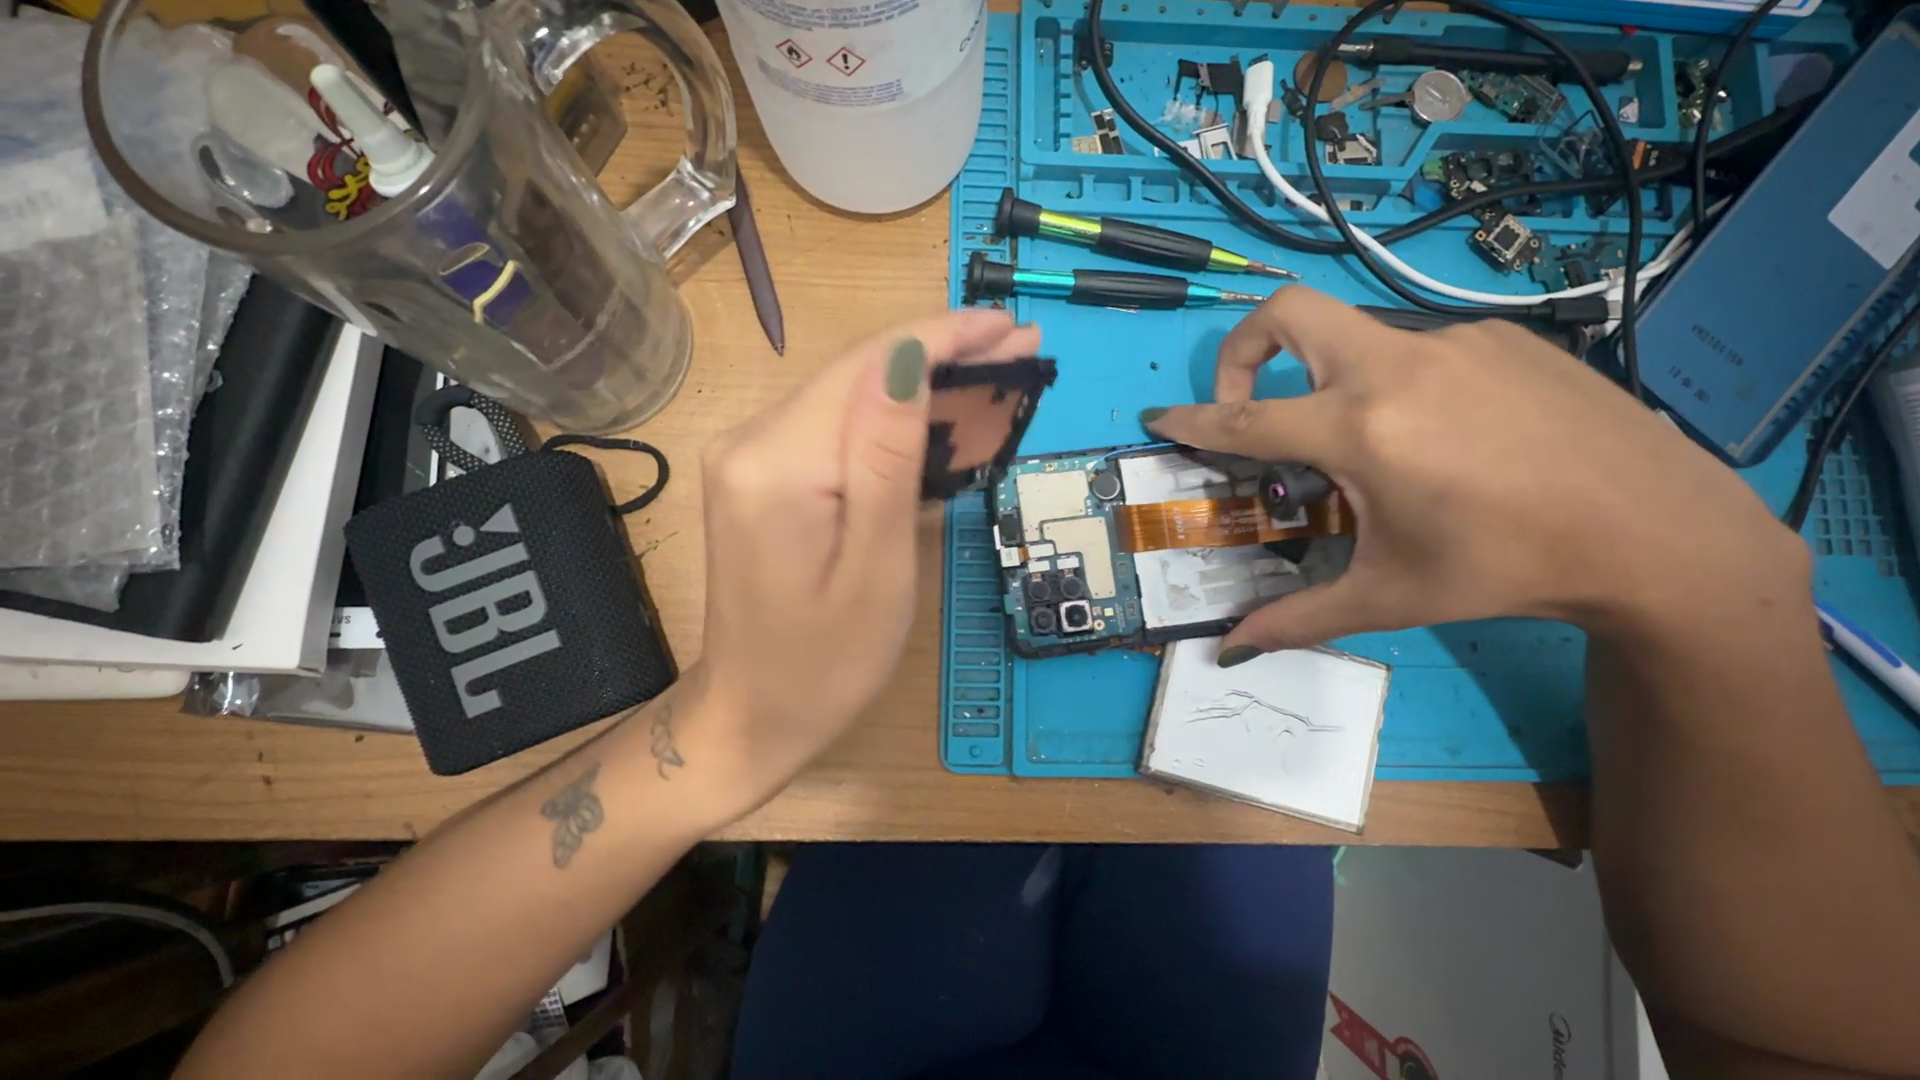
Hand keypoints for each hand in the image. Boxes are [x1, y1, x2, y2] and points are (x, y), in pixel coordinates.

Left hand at [680, 311, 1042, 809]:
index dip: (944, 336)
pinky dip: (891, 419)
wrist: (754, 713)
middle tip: (1021, 349)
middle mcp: (750, 440)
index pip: (870, 368)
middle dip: (942, 353)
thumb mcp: (878, 569)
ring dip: (922, 382)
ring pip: (850, 393)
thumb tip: (911, 355)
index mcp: (777, 464)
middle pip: (858, 372)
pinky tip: (939, 417)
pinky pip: (834, 426)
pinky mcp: (759, 472)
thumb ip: (889, 458)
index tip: (1013, 328)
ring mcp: (748, 454)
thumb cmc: (829, 663)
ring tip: (995, 377)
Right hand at [1143, 288, 1803, 656]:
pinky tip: (1445, 437)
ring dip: (1331, 379)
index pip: (1246, 415)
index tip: (1161, 417)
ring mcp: (1454, 342)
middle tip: (1245, 397)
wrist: (1656, 531)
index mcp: (1361, 429)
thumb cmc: (1507, 569)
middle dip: (1243, 345)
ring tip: (1371, 447)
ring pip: (1357, 337)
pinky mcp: (1502, 336)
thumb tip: (1228, 650)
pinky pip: (1419, 349)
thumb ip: (1298, 617)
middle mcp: (1396, 366)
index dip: (1193, 418)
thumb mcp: (1390, 597)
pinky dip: (1397, 384)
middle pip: (1289, 311)